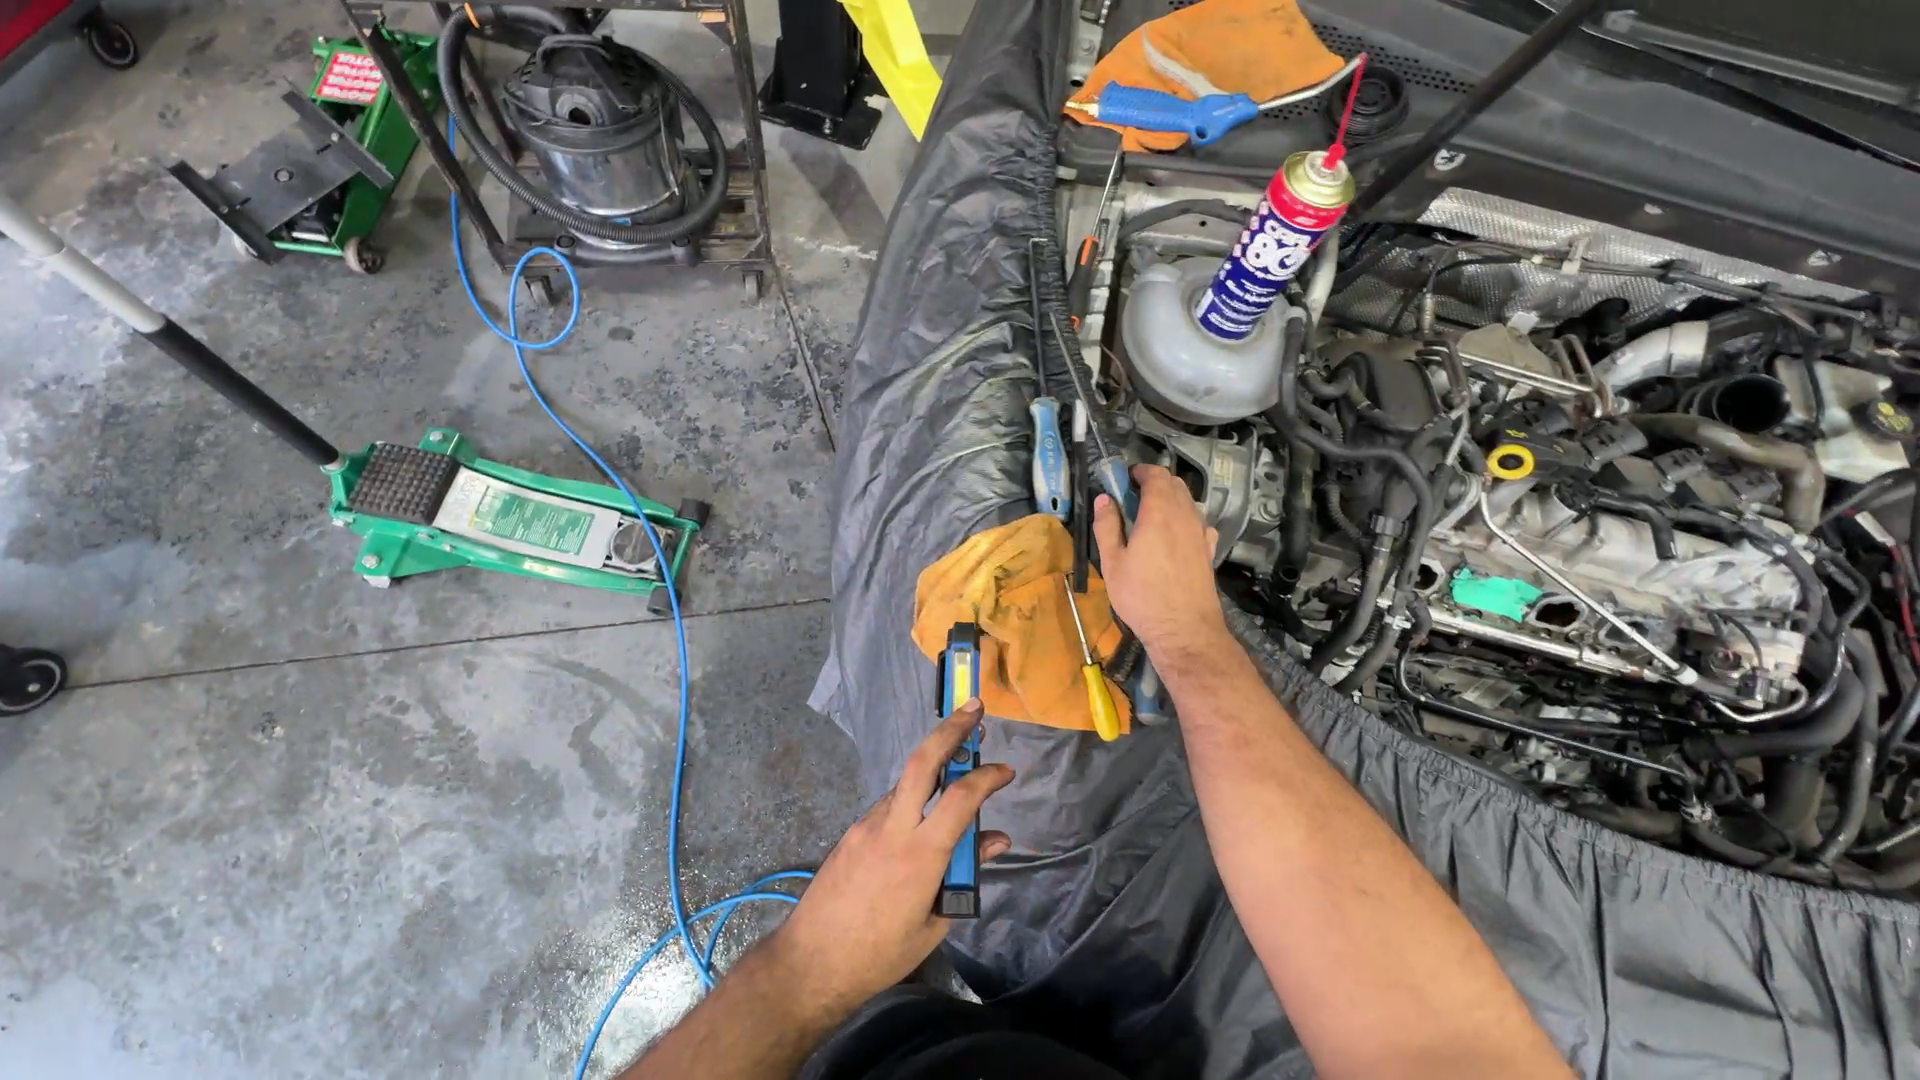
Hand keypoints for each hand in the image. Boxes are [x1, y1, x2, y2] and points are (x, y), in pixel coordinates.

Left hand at [770, 699, 1012, 1012]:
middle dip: (950, 730)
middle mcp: (891, 828)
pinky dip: (910, 802)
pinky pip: (888, 807)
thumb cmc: (880, 955)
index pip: (961, 799)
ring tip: (955, 780)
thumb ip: (965, 876)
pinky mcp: (851, 832)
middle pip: (922, 762)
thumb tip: (995, 842)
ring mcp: (866, 826)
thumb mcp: (936, 922)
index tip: (1006, 772)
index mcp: (919, 855)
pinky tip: (920, 825)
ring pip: (905, 785)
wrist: (811, 962)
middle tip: (973, 708)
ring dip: (931, 772)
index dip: (988, 778)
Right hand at [1093, 464, 1228, 658]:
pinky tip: (1175, 535)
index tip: (1125, 479)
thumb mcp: (1112, 563)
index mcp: (1158, 513)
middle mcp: (1184, 515)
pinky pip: (1199, 521)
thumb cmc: (1141, 596)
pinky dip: (1185, 518)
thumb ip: (1107, 527)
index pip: (1155, 476)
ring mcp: (1201, 532)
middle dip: (1155, 482)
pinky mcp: (1209, 549)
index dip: (1140, 471)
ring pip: (1188, 501)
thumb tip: (1103, 499)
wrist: (1184, 629)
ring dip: (1170, 498)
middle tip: (1133, 497)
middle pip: (1175, 484)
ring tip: (1151, 515)